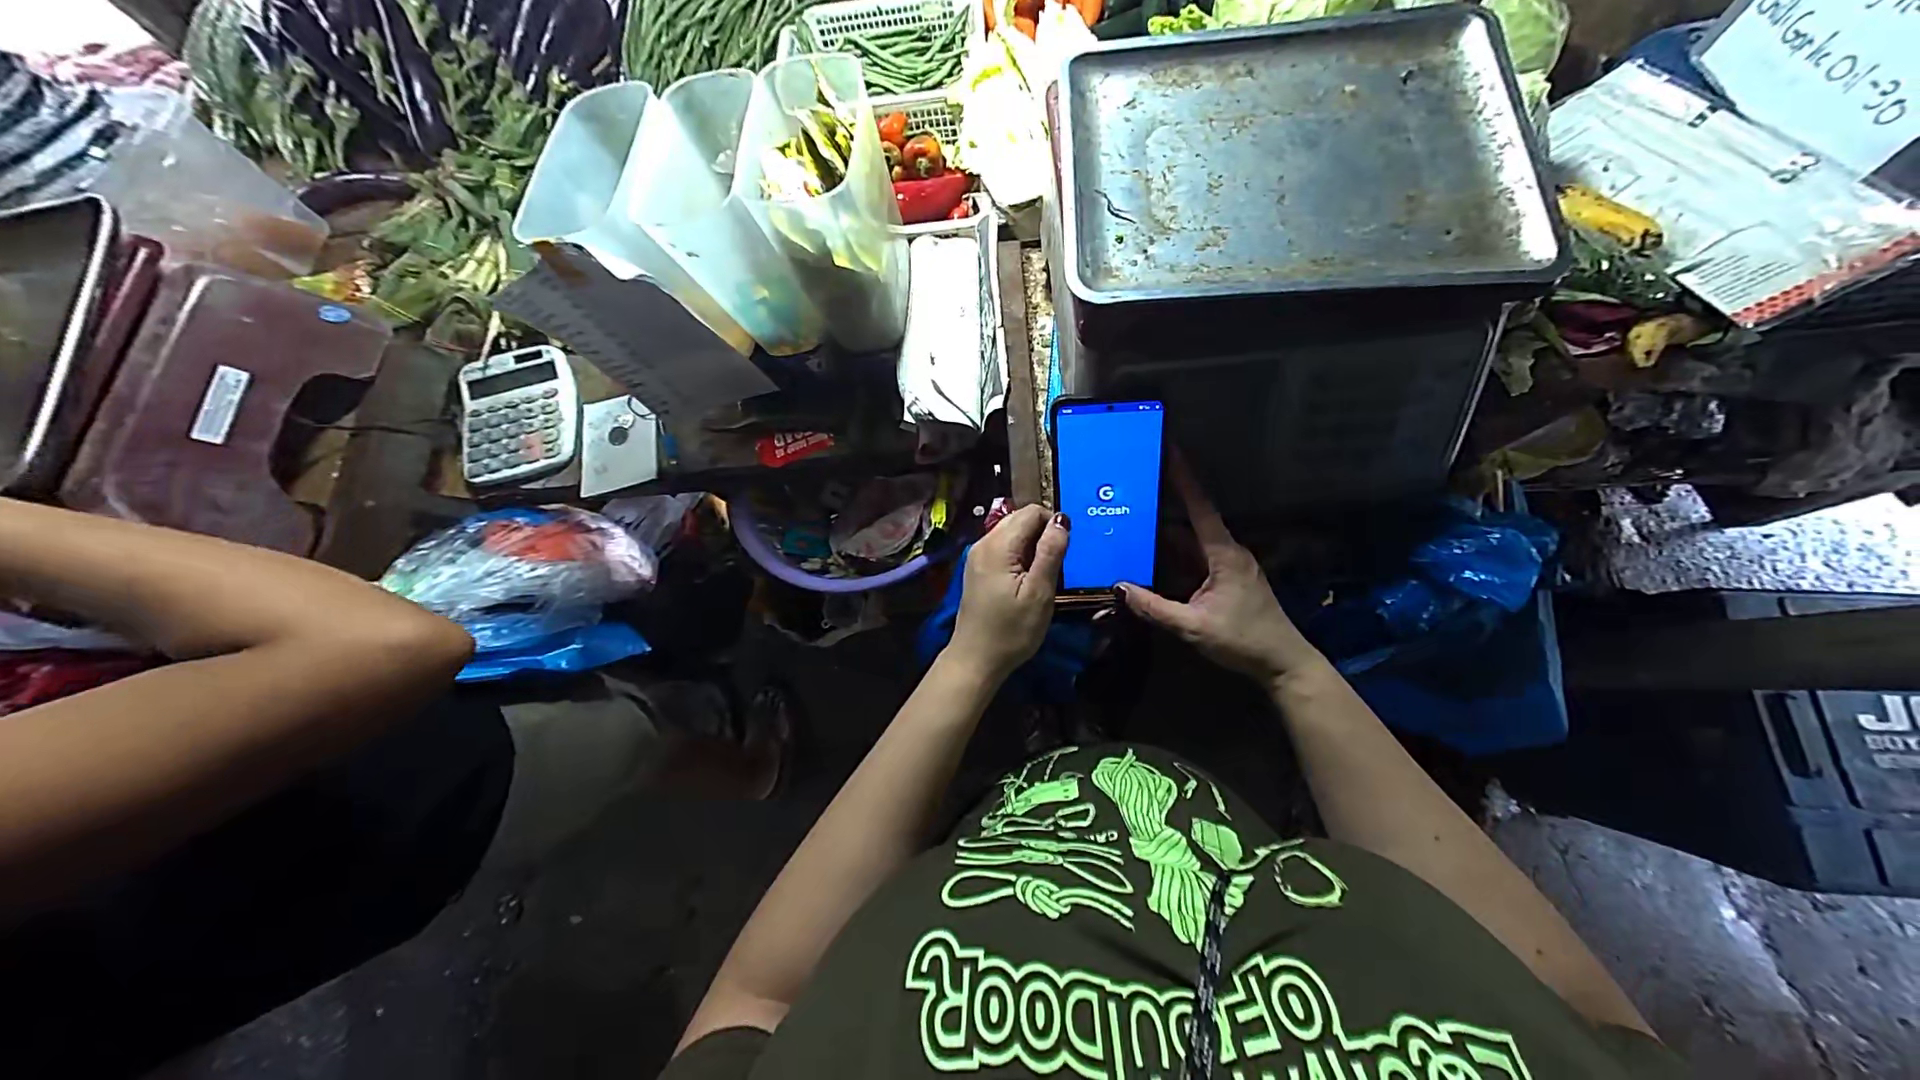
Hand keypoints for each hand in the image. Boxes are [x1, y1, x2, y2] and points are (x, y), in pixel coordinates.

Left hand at [948, 504, 1069, 679]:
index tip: (1067, 550)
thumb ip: (1050, 552)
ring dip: (1034, 545)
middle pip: (1020, 519)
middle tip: (1060, 562)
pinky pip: (1005, 548)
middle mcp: (983, 543)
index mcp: (997, 545)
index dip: (1054, 523)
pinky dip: (1021, 555)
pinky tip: (1030, 578)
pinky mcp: (978, 568)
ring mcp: (978, 555)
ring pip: (1013, 533)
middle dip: (1044, 532)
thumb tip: (1061, 519)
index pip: (1031, 512)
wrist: (976, 660)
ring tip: (1046, 572)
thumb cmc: (1011, 630)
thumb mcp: (1039, 593)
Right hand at [1117, 459, 1324, 688]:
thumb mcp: (1192, 626)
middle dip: (1160, 510)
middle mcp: (1226, 553)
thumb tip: (1119, 588)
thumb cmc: (1243, 641)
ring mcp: (1226, 568)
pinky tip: (1146, 563)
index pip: (1199, 507)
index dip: (1183, 477)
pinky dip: (1169, 560)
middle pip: (1188, 525)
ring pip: (1188, 545)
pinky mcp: (1224, 582)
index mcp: (1224, 554)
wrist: (1283, 664)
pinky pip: (1192, 562)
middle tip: (1129, 496)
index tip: (1168, 448)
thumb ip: (1154, 607)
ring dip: (1161, 540)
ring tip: (1128, 528)